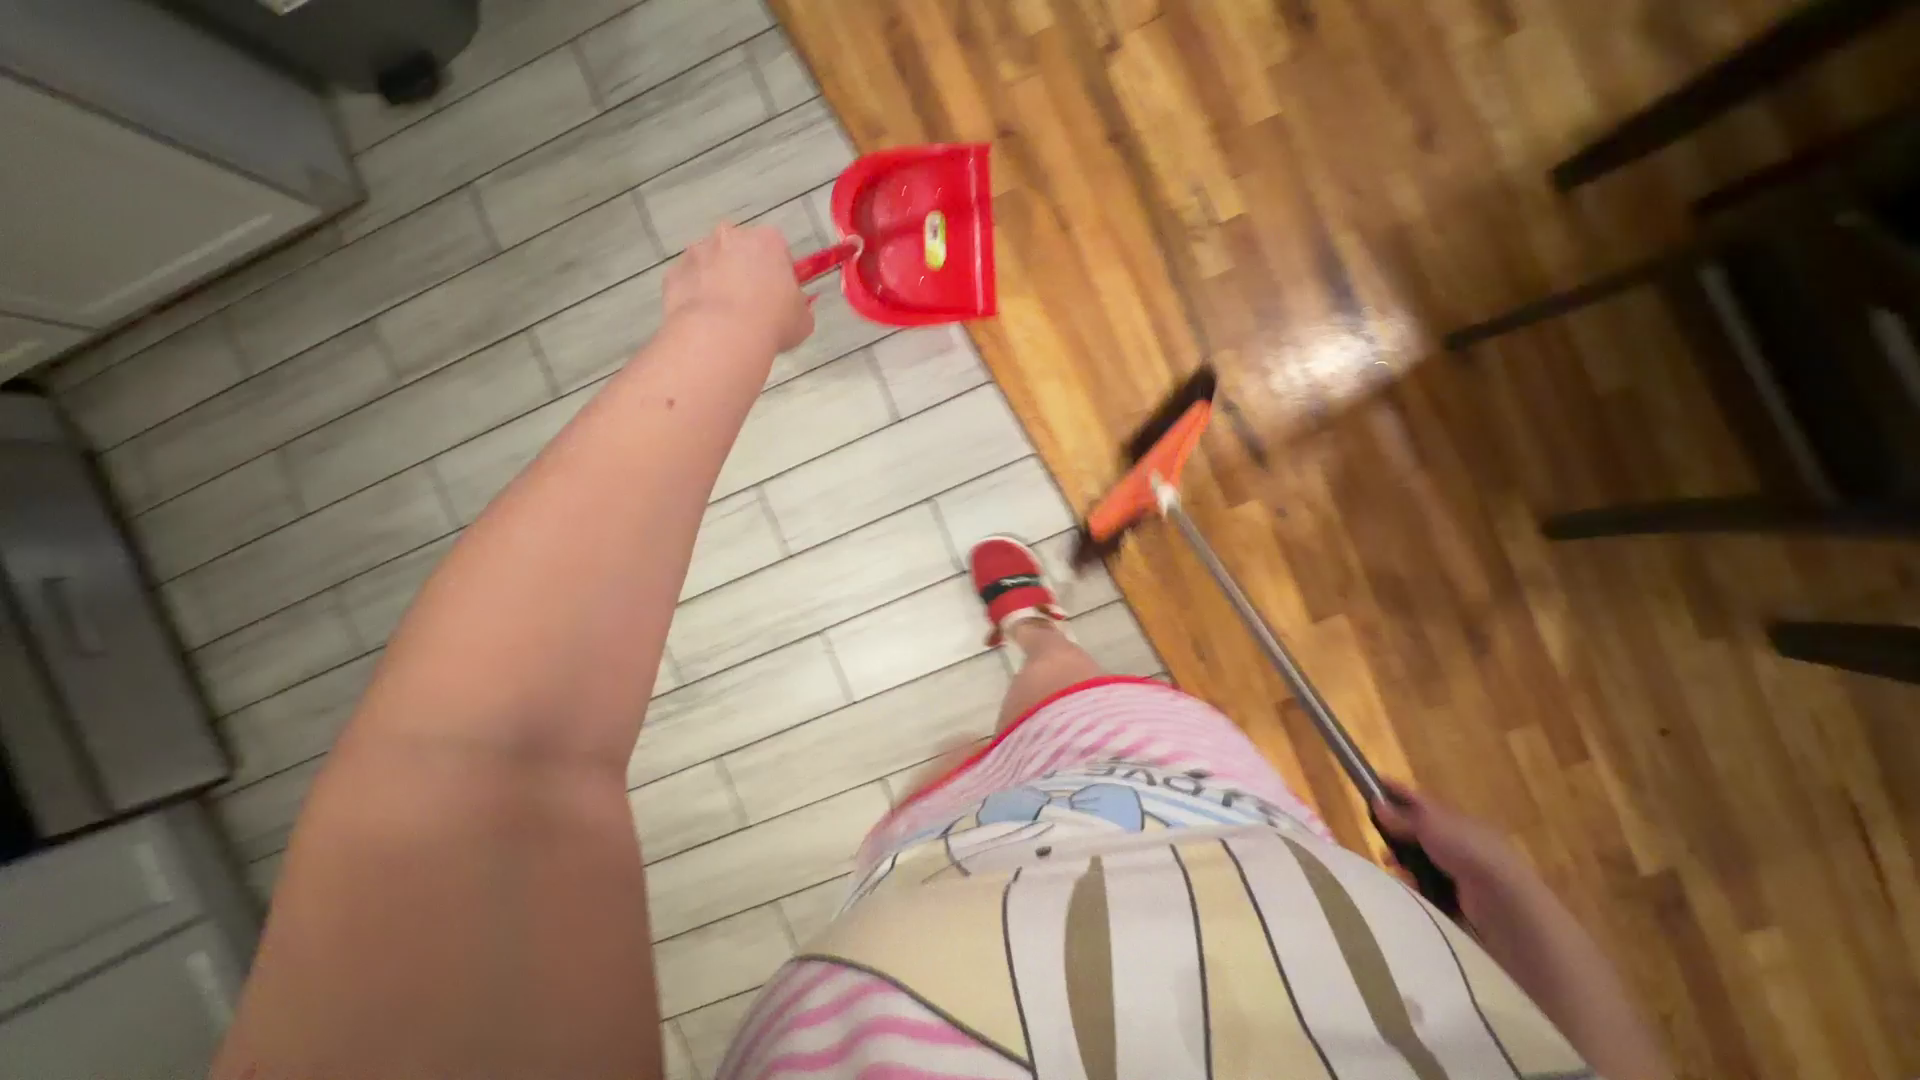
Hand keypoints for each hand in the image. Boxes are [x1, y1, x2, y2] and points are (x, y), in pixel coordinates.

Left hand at [663, 224, 813, 351]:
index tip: (778, 295)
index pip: (776, 248)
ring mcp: (697, 252)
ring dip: (716, 281)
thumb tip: (792, 310)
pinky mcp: (674, 273)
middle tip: (751, 305)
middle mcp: (730, 236)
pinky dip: (695, 296)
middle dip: (743, 271)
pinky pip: (688, 282)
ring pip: (710, 263)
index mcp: (767, 240)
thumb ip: (798, 307)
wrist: (721, 335)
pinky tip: (704, 321)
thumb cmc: (772, 322)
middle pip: (739, 250)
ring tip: (724, 317)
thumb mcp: (802, 320)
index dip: (778, 272)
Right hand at [1373, 779, 1534, 924]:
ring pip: (1418, 857)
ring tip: (1393, 866)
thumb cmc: (1467, 850)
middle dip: (1393, 833)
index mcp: (1451, 816)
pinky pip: (1425, 882)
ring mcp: (1457, 865)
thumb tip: (1377, 803)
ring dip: (1402, 860)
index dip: (1395, 790)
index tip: (1371, 782)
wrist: (1502, 896)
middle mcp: (1455, 838)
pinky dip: (1415, 882)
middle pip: (1414, 829)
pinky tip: (1410, 884)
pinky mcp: (1457, 892)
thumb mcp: (1431, 826)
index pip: (1417, 798)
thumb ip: (1403, 817)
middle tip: (1379, 840)